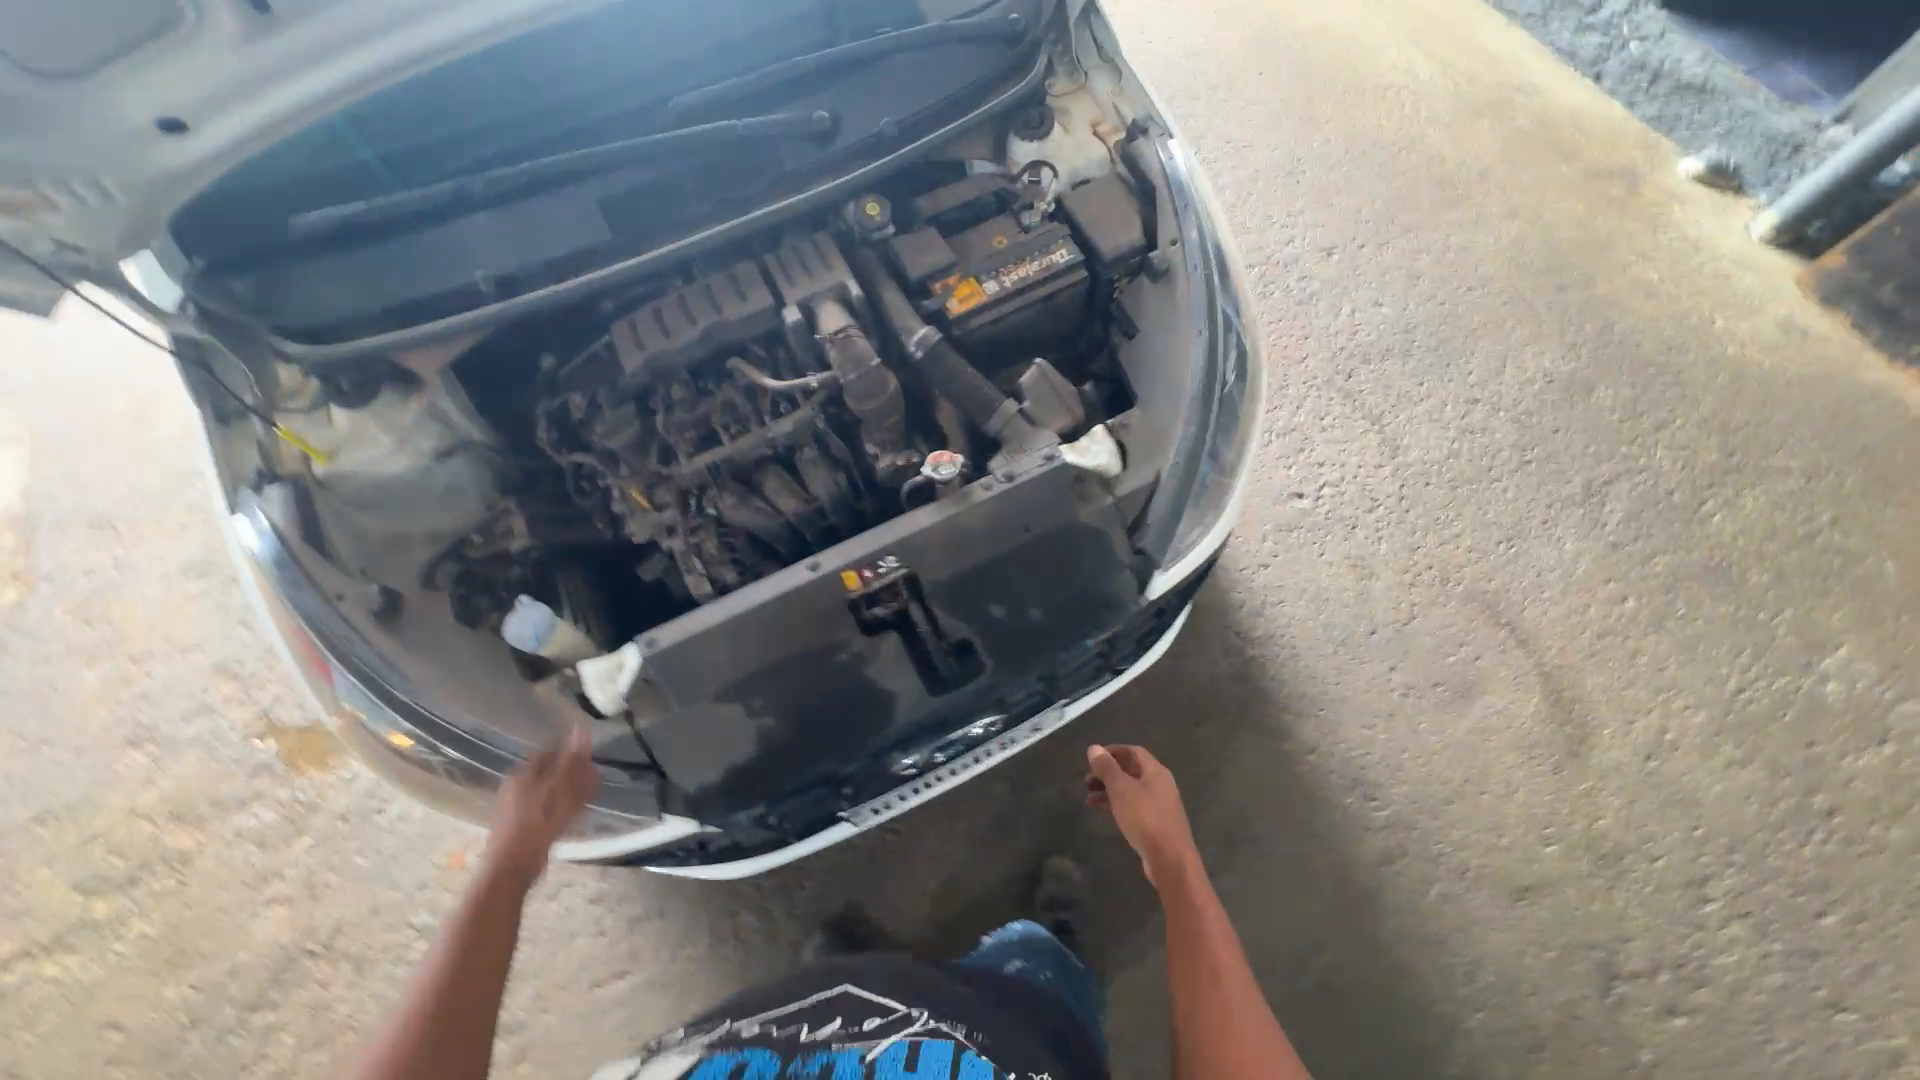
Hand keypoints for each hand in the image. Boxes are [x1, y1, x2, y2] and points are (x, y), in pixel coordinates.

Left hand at [482, 727, 598, 890]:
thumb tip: (582, 730)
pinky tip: (573, 818)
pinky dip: (560, 809)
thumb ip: (572, 760)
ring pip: (547, 793)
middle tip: (592, 781)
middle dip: (571, 775)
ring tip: (587, 800)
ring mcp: (515, 809)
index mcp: (522, 774)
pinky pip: (544, 810)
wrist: (513, 867)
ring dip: (568, 793)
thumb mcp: (560, 787)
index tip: (590, 762)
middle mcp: (515, 788)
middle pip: (548, 773)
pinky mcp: (520, 828)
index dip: (571, 755)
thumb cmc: (537, 822)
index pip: (549, 753)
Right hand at [1085, 744, 1199, 887]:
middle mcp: (1160, 785)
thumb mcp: (1122, 789)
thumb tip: (1094, 748)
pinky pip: (1133, 807)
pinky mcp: (1155, 824)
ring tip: (1088, 798)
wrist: (1170, 859)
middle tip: (1087, 780)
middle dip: (1108, 773)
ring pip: (1130, 791)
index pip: (1133, 751)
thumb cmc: (1145, 818)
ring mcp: (1159, 806)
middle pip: (1131, 771)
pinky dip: (1117, 805)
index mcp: (1156, 772)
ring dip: (1109, 790)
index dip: (1113, 751)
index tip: (1093, 758)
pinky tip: (1102, 812)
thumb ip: (1107, 768)